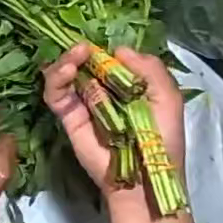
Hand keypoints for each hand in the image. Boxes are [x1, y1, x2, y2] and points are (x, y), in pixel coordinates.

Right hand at [42, 45, 185, 195]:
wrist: (142, 178)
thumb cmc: (161, 139)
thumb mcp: (168, 98)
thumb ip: (150, 69)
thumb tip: (118, 50)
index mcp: (125, 85)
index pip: (107, 59)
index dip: (100, 49)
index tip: (98, 44)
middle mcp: (102, 91)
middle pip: (82, 63)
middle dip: (79, 52)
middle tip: (82, 48)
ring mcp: (83, 103)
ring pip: (65, 74)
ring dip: (65, 61)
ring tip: (74, 56)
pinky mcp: (68, 116)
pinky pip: (55, 94)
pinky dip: (56, 79)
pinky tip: (66, 71)